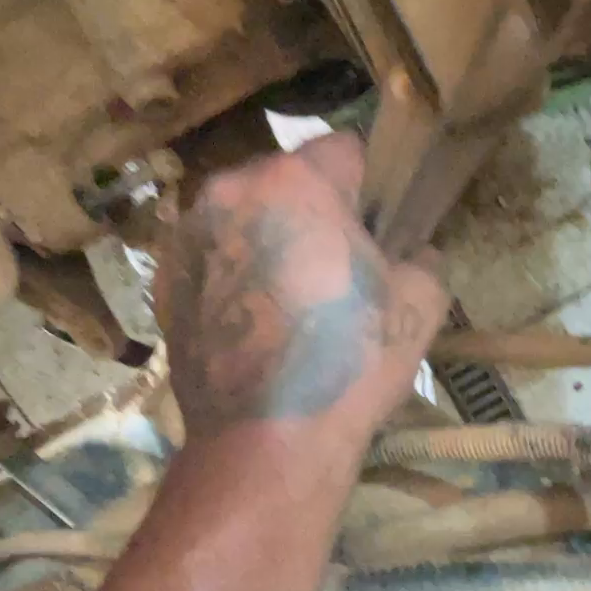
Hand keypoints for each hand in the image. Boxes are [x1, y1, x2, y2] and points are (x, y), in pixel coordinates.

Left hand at [162, 134, 447, 439]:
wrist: (268, 440)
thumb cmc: (351, 363)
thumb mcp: (420, 307)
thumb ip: (424, 259)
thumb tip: (413, 255)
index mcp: (295, 182)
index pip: (345, 150)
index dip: (370, 189)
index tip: (379, 232)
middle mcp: (229, 191)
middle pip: (287, 183)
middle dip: (315, 215)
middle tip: (338, 276)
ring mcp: (188, 238)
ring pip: (246, 219)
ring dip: (272, 243)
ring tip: (293, 307)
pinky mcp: (165, 284)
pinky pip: (215, 260)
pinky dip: (237, 278)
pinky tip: (257, 328)